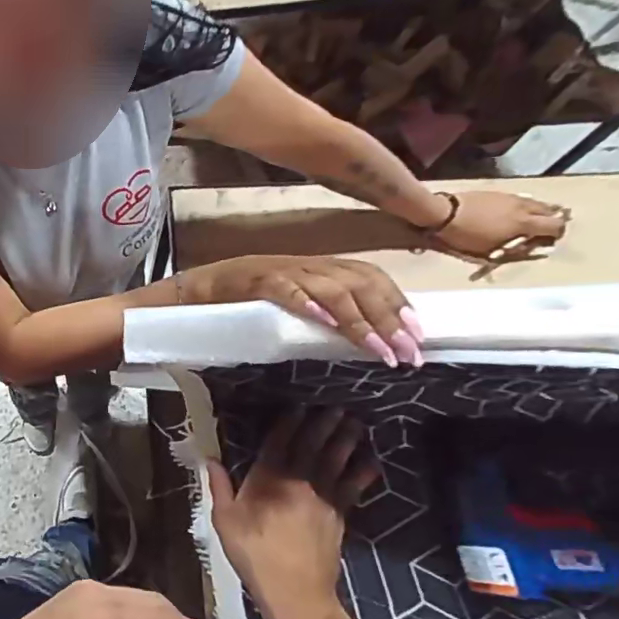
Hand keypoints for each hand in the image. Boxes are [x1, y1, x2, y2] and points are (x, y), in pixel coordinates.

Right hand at [177, 255, 424, 366]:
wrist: (200, 288)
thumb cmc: (248, 300)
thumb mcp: (295, 303)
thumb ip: (325, 312)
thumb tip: (368, 337)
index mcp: (320, 268)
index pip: (371, 276)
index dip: (398, 303)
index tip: (418, 335)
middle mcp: (308, 265)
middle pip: (360, 283)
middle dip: (389, 319)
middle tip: (409, 354)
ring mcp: (283, 270)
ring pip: (332, 289)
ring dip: (360, 320)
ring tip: (379, 351)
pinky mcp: (256, 281)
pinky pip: (286, 289)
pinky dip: (307, 303)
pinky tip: (325, 322)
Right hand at [207, 408, 377, 618]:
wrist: (296, 593)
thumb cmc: (255, 556)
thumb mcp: (225, 522)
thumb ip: (219, 488)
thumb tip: (209, 459)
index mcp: (268, 479)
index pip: (279, 442)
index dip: (289, 422)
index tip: (298, 406)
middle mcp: (298, 480)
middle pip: (312, 444)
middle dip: (323, 423)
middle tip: (335, 405)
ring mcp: (323, 496)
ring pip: (336, 460)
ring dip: (346, 439)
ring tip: (354, 422)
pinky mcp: (340, 514)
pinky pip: (354, 487)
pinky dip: (363, 472)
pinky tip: (371, 460)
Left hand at [437, 191, 567, 259]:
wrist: (444, 212)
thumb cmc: (466, 235)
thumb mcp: (490, 249)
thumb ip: (514, 247)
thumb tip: (529, 244)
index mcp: (523, 222)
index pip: (555, 225)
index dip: (557, 233)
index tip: (550, 240)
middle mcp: (521, 206)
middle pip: (549, 210)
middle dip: (551, 220)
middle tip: (543, 230)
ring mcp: (509, 197)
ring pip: (534, 202)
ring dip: (537, 211)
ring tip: (530, 221)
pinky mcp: (497, 192)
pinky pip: (519, 198)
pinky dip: (523, 206)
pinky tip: (513, 212)